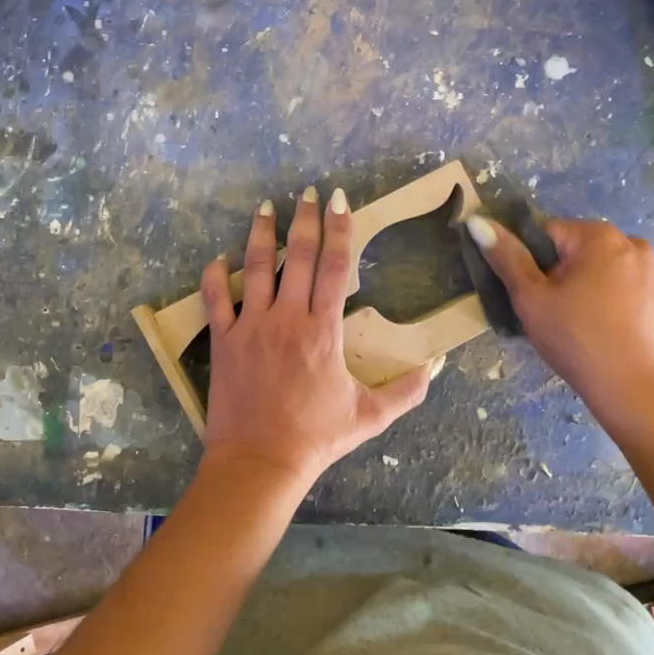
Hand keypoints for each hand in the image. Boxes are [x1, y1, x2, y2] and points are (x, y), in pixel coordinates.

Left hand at [199, 187, 434, 487]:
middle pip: (298, 257)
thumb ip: (407, 391)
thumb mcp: (370, 417)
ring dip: (261, 235)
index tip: (340, 202)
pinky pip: (216, 300)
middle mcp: (287, 318)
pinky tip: (219, 260)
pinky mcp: (224, 342)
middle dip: (305, 220)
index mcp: (323, 330)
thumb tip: (437, 367)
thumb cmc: (317, 438)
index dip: (340, 230)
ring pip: (256, 268)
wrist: (260, 461)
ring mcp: (251, 327)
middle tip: (308, 193)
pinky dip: (215, 277)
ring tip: (266, 208)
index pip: (335, 267)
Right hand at [465, 215, 653, 401]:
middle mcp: (630, 241)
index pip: (546, 233)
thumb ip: (506, 257)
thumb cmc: (574, 337)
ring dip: (580, 286)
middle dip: (557, 274)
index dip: (530, 263)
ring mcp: (650, 268)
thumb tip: (476, 221)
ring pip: (596, 268)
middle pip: (574, 249)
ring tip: (572, 322)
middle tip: (548, 312)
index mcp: (599, 236)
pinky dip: (603, 299)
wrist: (628, 385)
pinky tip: (597, 327)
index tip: (531, 295)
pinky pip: (618, 286)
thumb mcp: (531, 297)